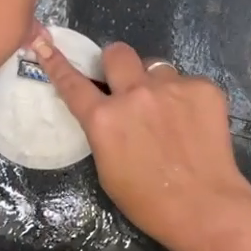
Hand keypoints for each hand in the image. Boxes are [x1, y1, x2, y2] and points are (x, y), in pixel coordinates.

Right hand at [29, 33, 250, 250]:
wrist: (203, 206)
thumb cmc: (146, 200)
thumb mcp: (107, 169)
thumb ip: (103, 132)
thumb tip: (110, 113)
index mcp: (103, 119)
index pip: (72, 84)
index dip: (57, 64)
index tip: (45, 44)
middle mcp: (135, 94)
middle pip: (118, 53)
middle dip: (117, 64)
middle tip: (126, 85)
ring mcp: (172, 87)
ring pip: (156, 68)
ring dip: (154, 84)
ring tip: (167, 114)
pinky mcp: (205, 88)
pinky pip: (187, 82)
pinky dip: (185, 98)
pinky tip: (192, 124)